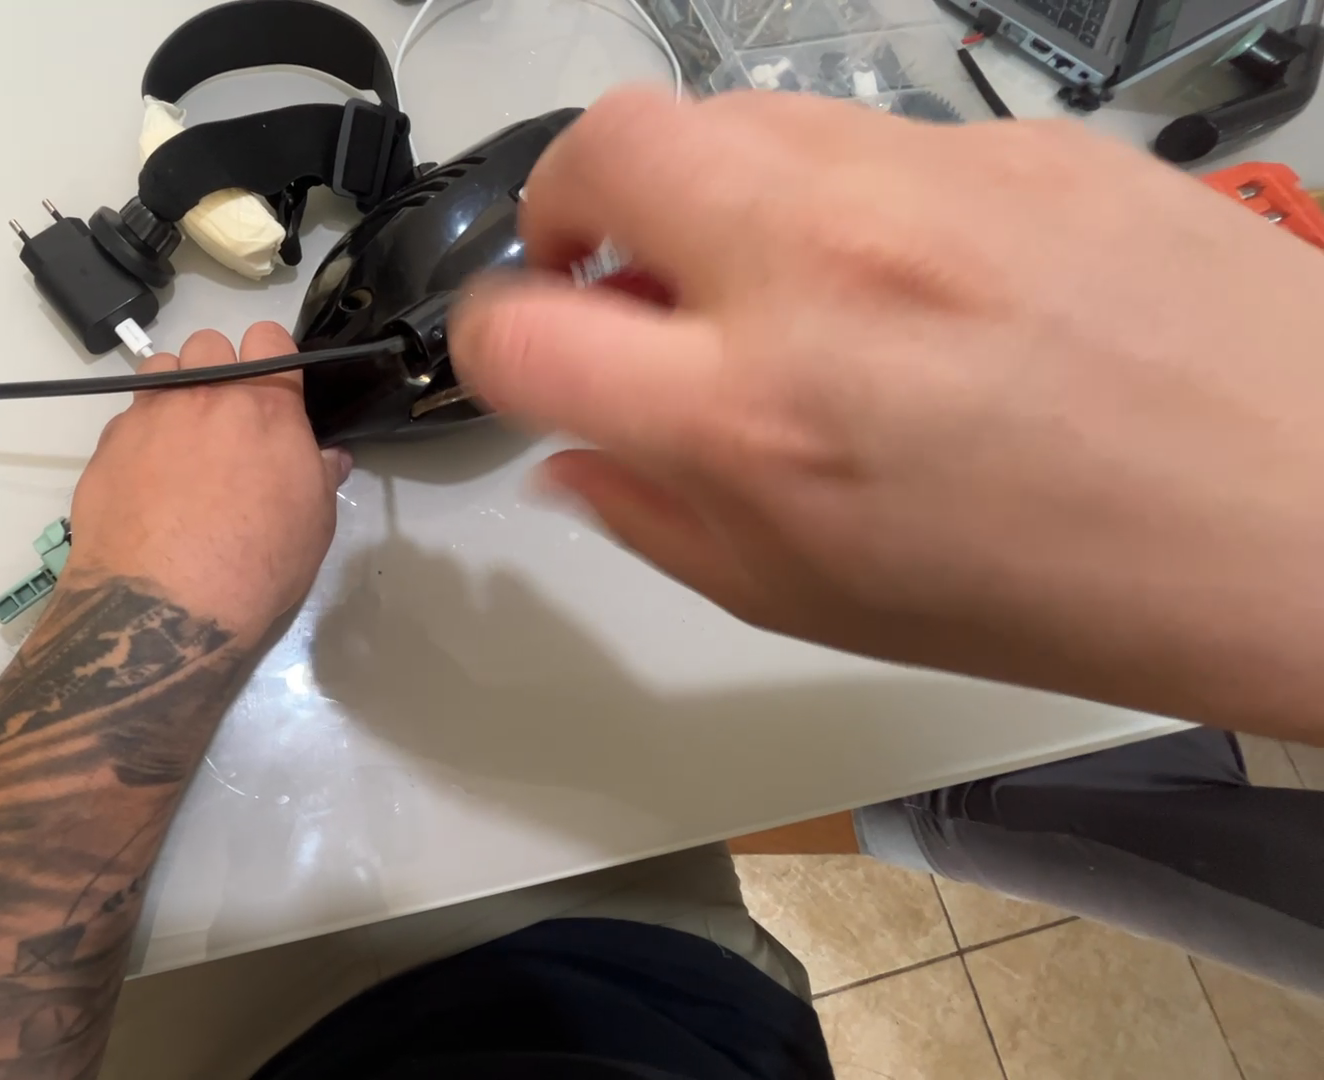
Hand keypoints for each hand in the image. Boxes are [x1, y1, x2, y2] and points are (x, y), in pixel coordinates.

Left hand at [62, 323, 351, 638]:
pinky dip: (141, 432)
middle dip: (220, 370)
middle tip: (225, 420)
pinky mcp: (108, 443)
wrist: (167, 604)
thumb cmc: (258, 564)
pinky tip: (147, 477)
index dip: (272, 359)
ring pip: (162, 367)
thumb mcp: (314, 524)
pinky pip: (129, 415)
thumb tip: (328, 456)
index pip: (270, 338)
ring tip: (180, 439)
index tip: (272, 391)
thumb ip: (320, 475)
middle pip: (210, 342)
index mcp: (266, 406)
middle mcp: (206, 395)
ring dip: (175, 389)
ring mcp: (151, 414)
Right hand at [451, 87, 1323, 737]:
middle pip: (600, 149)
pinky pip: (831, 133)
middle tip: (584, 266)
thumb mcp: (780, 590)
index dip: (481, 341)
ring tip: (713, 273)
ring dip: (670, 196)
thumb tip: (569, 457)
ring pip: (709, 118)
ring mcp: (916, 185)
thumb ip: (641, 513)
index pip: (518, 332)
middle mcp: (815, 273)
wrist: (1304, 514)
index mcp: (744, 416)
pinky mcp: (1000, 143)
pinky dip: (785, 192)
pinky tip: (834, 266)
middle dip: (555, 206)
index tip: (506, 352)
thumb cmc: (1037, 581)